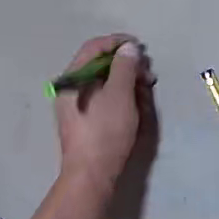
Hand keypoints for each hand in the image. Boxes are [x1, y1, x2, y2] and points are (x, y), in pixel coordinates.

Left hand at [54, 34, 151, 187]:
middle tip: (148, 74)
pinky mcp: (86, 122)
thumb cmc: (105, 132)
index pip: (93, 47)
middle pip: (99, 65)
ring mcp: (77, 106)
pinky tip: (137, 105)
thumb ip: (124, 67)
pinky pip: (105, 100)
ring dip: (127, 82)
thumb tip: (128, 48)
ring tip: (146, 91)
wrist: (91, 175)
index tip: (140, 47)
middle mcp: (71, 89)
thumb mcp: (119, 95)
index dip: (117, 42)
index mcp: (72, 78)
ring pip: (104, 84)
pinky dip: (122, 97)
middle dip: (126, 65)